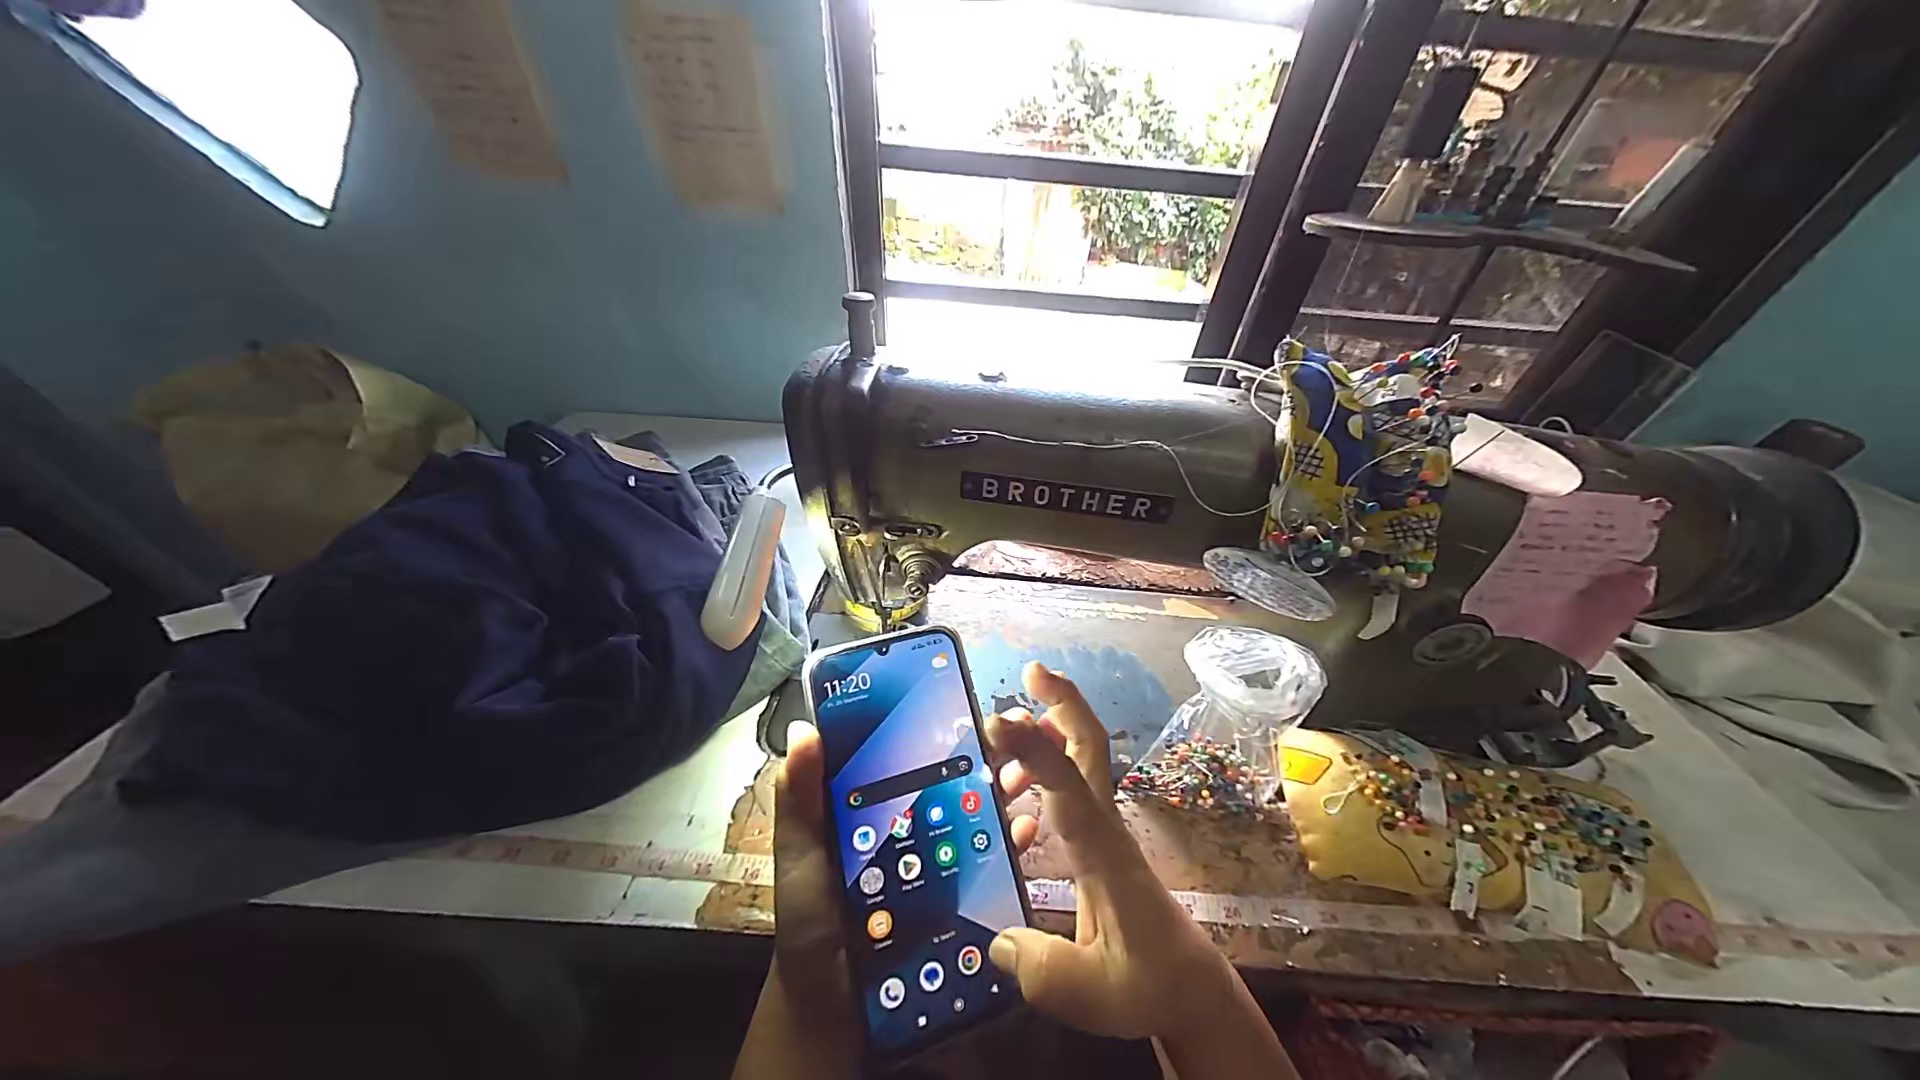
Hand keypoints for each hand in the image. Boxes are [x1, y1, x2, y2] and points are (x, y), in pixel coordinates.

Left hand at [737, 715, 1043, 1077]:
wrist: (839, 1011)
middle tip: (1006, 733)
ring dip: (999, 790)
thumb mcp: (801, 860)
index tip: (955, 703)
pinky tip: (1023, 826)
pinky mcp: (957, 896)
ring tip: (1021, 772)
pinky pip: (987, 862)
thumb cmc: (813, 928)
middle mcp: (907, 828)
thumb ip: (799, 803)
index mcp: (870, 812)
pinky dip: (1007, 841)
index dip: (926, 731)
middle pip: (946, 782)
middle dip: (977, 756)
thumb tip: (803, 731)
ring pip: (972, 815)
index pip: (901, 760)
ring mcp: (935, 861)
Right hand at [985, 664, 1296, 1077]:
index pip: (1067, 782)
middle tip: (1030, 673)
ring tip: (996, 757)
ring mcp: (1099, 829)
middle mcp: (1100, 824)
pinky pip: (1064, 794)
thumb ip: (1042, 969)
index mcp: (1100, 848)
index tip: (999, 720)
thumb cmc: (1147, 982)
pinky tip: (1016, 818)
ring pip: (1072, 763)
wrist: (1187, 988)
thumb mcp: (1091, 993)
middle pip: (1085, 746)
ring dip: (1037, 743)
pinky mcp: (1094, 841)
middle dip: (1060, 701)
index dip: (1033, 747)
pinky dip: (1038, 783)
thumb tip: (996, 940)